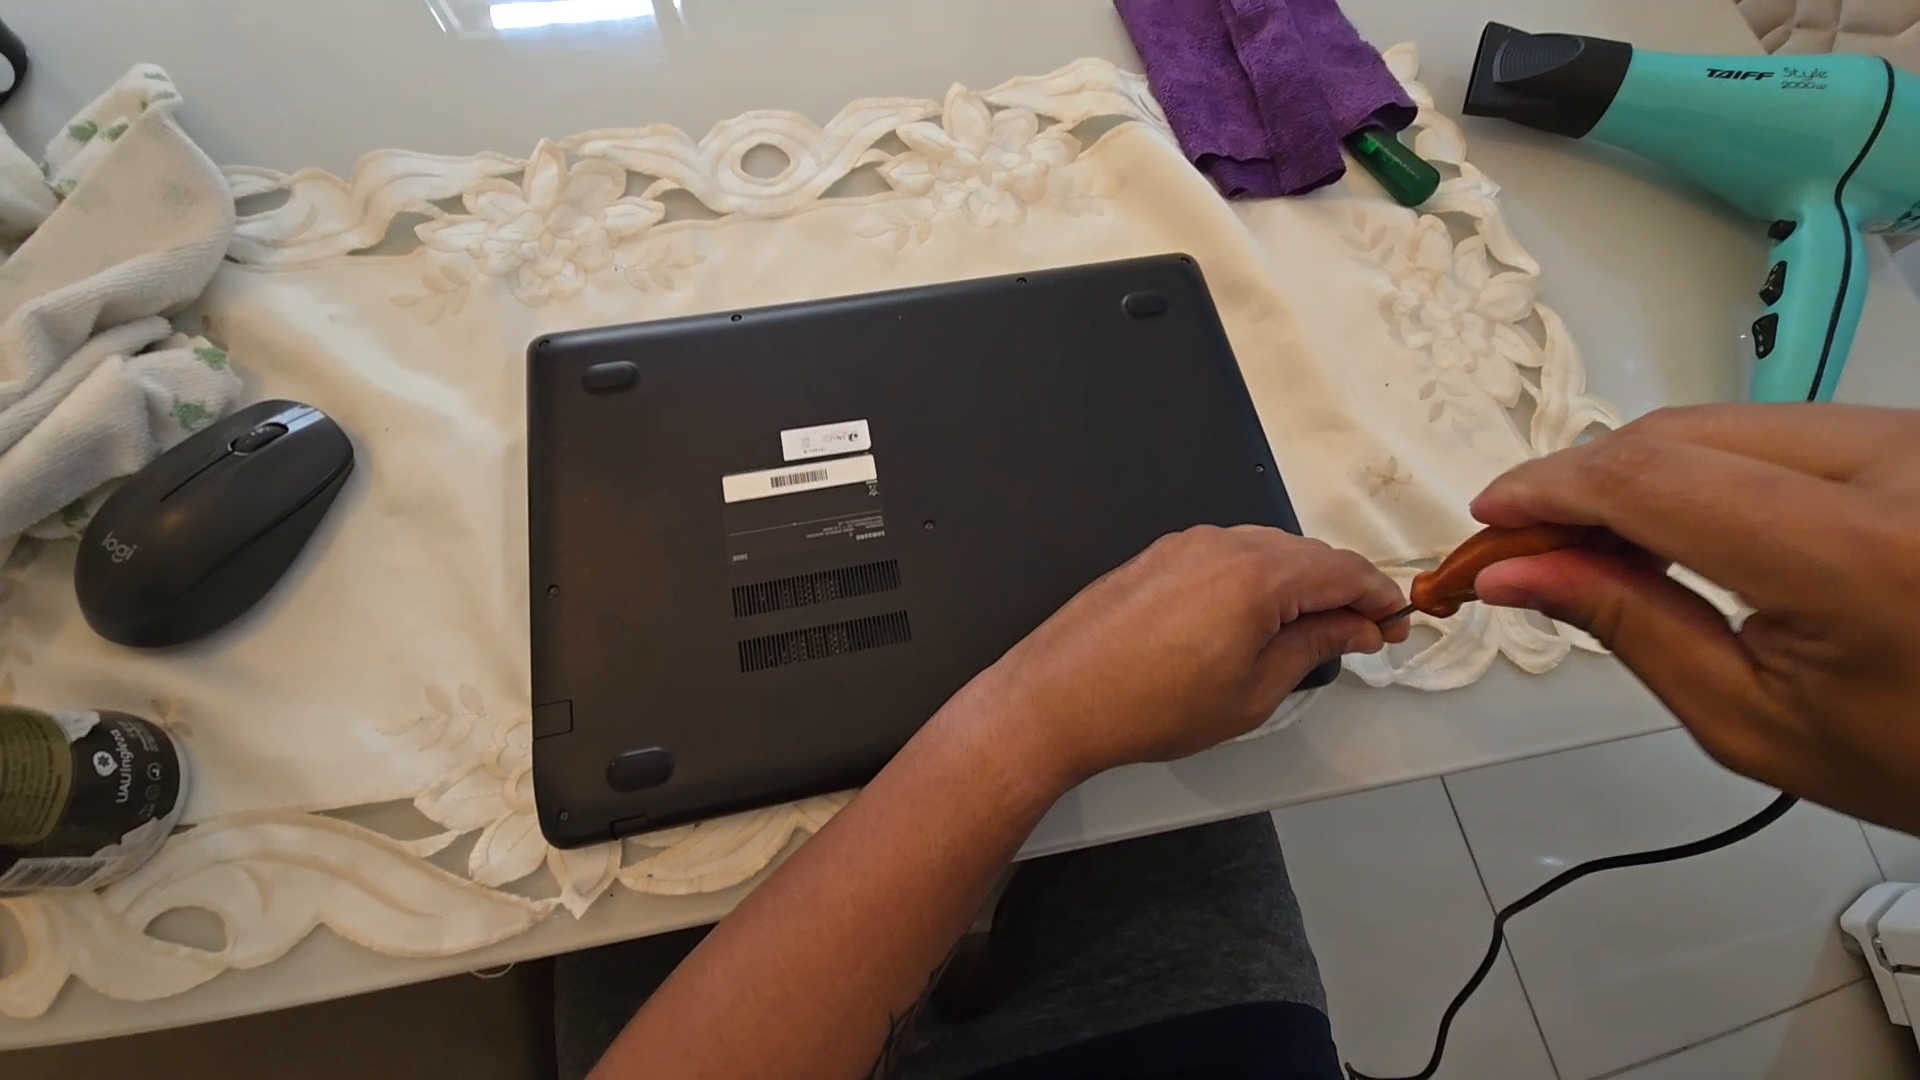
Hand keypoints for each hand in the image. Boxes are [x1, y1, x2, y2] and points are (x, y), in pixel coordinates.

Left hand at [962, 525, 1408, 787]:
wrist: (1055, 698)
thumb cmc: (1145, 705)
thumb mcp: (1252, 692)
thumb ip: (1312, 648)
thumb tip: (1350, 629)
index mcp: (1255, 574)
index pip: (1343, 571)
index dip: (1379, 598)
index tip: (1393, 624)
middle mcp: (1218, 544)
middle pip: (1305, 556)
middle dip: (1339, 592)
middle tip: (1355, 636)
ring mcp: (1179, 546)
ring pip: (1262, 552)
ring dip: (1293, 585)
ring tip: (1302, 634)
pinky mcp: (1153, 556)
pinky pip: (1220, 557)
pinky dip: (1249, 580)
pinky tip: (1248, 618)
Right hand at [1468, 405, 1919, 832]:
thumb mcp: (1752, 718)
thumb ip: (1624, 627)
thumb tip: (1511, 577)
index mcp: (1862, 558)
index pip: (1647, 478)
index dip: (1545, 487)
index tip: (1491, 515)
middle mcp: (1911, 474)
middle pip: (1673, 435)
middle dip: (1576, 481)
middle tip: (1529, 540)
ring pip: (1717, 423)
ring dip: (1629, 474)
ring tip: (1598, 541)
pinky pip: (1771, 429)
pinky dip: (1691, 468)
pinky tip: (1673, 523)